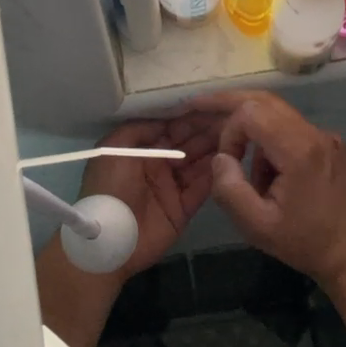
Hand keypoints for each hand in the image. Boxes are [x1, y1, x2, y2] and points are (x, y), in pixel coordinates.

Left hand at [77, 116, 219, 280]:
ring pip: (198, 164)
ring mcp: (171, 187)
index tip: (213, 106)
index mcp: (140, 150)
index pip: (170, 129)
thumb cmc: (108, 189)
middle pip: (188, 145)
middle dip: (207, 131)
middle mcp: (158, 165)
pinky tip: (231, 162)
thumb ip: (138, 130)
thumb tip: (166, 119)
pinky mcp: (182, 208)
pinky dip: (215, 176)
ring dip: (215, 150)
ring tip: (237, 135)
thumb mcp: (113, 151)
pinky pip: (202, 189)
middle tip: (233, 118)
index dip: (190, 118)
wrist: (107, 240)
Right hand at [187, 91, 345, 296]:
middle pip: (266, 101)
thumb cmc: (306, 244)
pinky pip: (294, 132)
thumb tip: (221, 157)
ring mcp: (329, 139)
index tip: (226, 162)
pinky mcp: (333, 148)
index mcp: (300, 151)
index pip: (251, 112)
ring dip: (255, 136)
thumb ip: (229, 188)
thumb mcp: (256, 226)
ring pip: (279, 116)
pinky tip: (272, 180)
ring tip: (252, 178)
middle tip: (200, 107)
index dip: (229, 131)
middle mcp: (317, 135)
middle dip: (232, 107)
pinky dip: (273, 145)